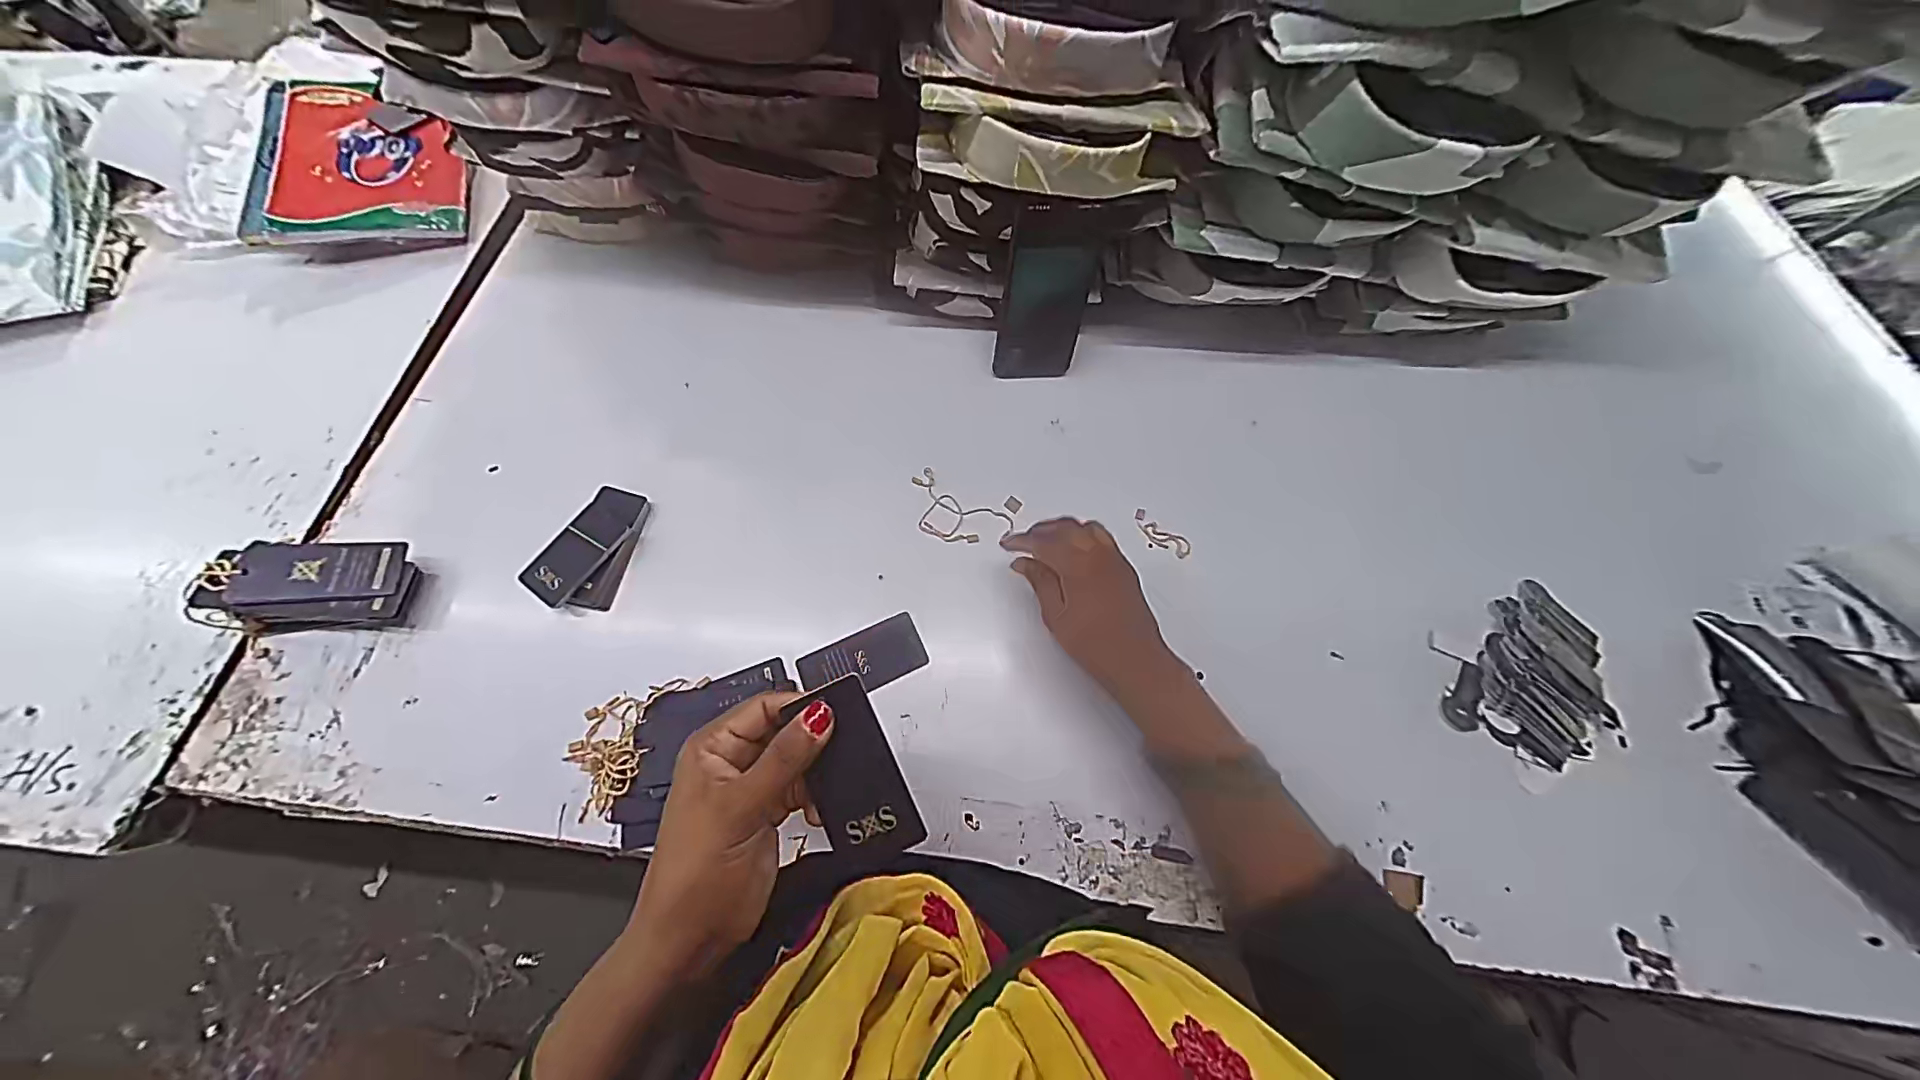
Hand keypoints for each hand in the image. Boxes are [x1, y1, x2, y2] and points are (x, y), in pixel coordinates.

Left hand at [627, 692, 831, 977]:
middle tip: (837, 752)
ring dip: (816, 772)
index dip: (800, 706)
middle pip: (785, 730)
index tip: (835, 712)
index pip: (765, 706)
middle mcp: (732, 760)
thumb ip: (783, 759)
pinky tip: (818, 811)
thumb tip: (818, 715)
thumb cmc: (692, 876)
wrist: (689, 941)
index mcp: (713, 746)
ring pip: (798, 758)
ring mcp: (751, 787)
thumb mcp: (741, 808)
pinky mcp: (768, 811)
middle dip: (812, 741)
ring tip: (822, 792)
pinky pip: (802, 787)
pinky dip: (816, 796)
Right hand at [1003, 518, 1185, 697]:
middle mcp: (1099, 556)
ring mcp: (1115, 560)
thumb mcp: (1056, 616)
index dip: (1022, 541)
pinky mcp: (1124, 568)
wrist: (1135, 660)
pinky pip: (1100, 537)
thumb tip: (1026, 564)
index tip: (1010, 544)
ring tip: (1045, 541)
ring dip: (1062, 530)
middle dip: (1040, 531)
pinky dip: (1082, 534)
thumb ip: (1040, 582)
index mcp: (1078, 564)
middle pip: (1065, 529)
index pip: (1043, 541)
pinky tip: (1073, 548)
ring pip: (1084, 528)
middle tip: (1023, 542)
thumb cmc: (1099, 646)